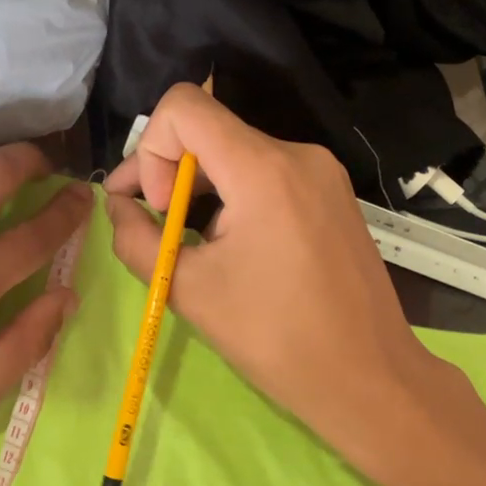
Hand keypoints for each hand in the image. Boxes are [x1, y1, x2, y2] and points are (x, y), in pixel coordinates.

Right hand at [104, 87, 476, 462]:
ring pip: (236, 154)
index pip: (185, 106)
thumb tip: (118, 207)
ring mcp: (321, 173)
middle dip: (166, 172)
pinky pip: (266, 175)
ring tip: (186, 245)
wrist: (368, 379)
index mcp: (263, 168)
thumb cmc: (276, 338)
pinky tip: (228, 248)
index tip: (159, 208)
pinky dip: (231, 198)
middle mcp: (297, 154)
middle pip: (209, 130)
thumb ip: (136, 240)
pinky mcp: (332, 196)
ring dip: (197, 189)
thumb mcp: (188, 290)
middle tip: (147, 226)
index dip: (150, 149)